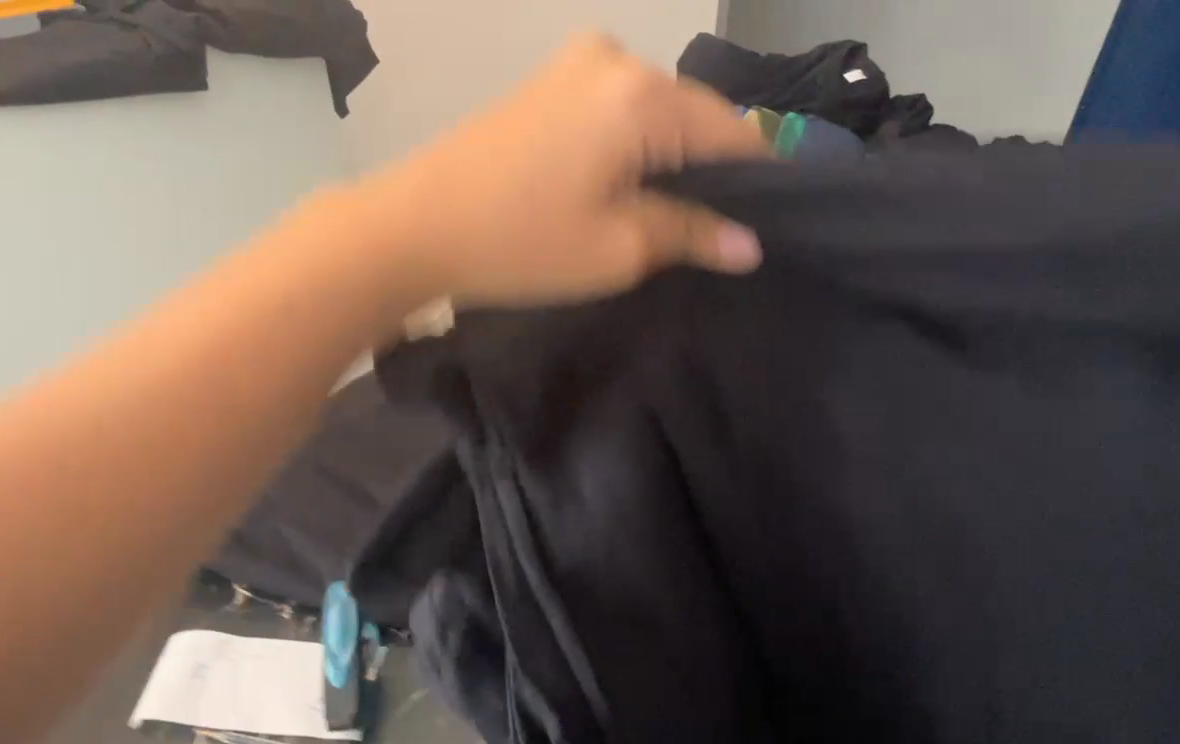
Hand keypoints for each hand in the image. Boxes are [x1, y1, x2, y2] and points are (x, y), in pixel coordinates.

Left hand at [360, 33, 771, 305]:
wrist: (414, 225)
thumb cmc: (522, 243)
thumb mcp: (618, 249)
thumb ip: (692, 236)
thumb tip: (749, 245)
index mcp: (643, 96)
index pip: (733, 133)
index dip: (756, 184)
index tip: (765, 229)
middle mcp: (617, 58)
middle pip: (694, 117)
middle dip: (709, 172)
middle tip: (714, 237)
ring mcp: (578, 63)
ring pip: (657, 114)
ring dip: (670, 161)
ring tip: (667, 220)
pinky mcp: (551, 80)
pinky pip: (620, 111)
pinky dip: (634, 148)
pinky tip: (627, 189)